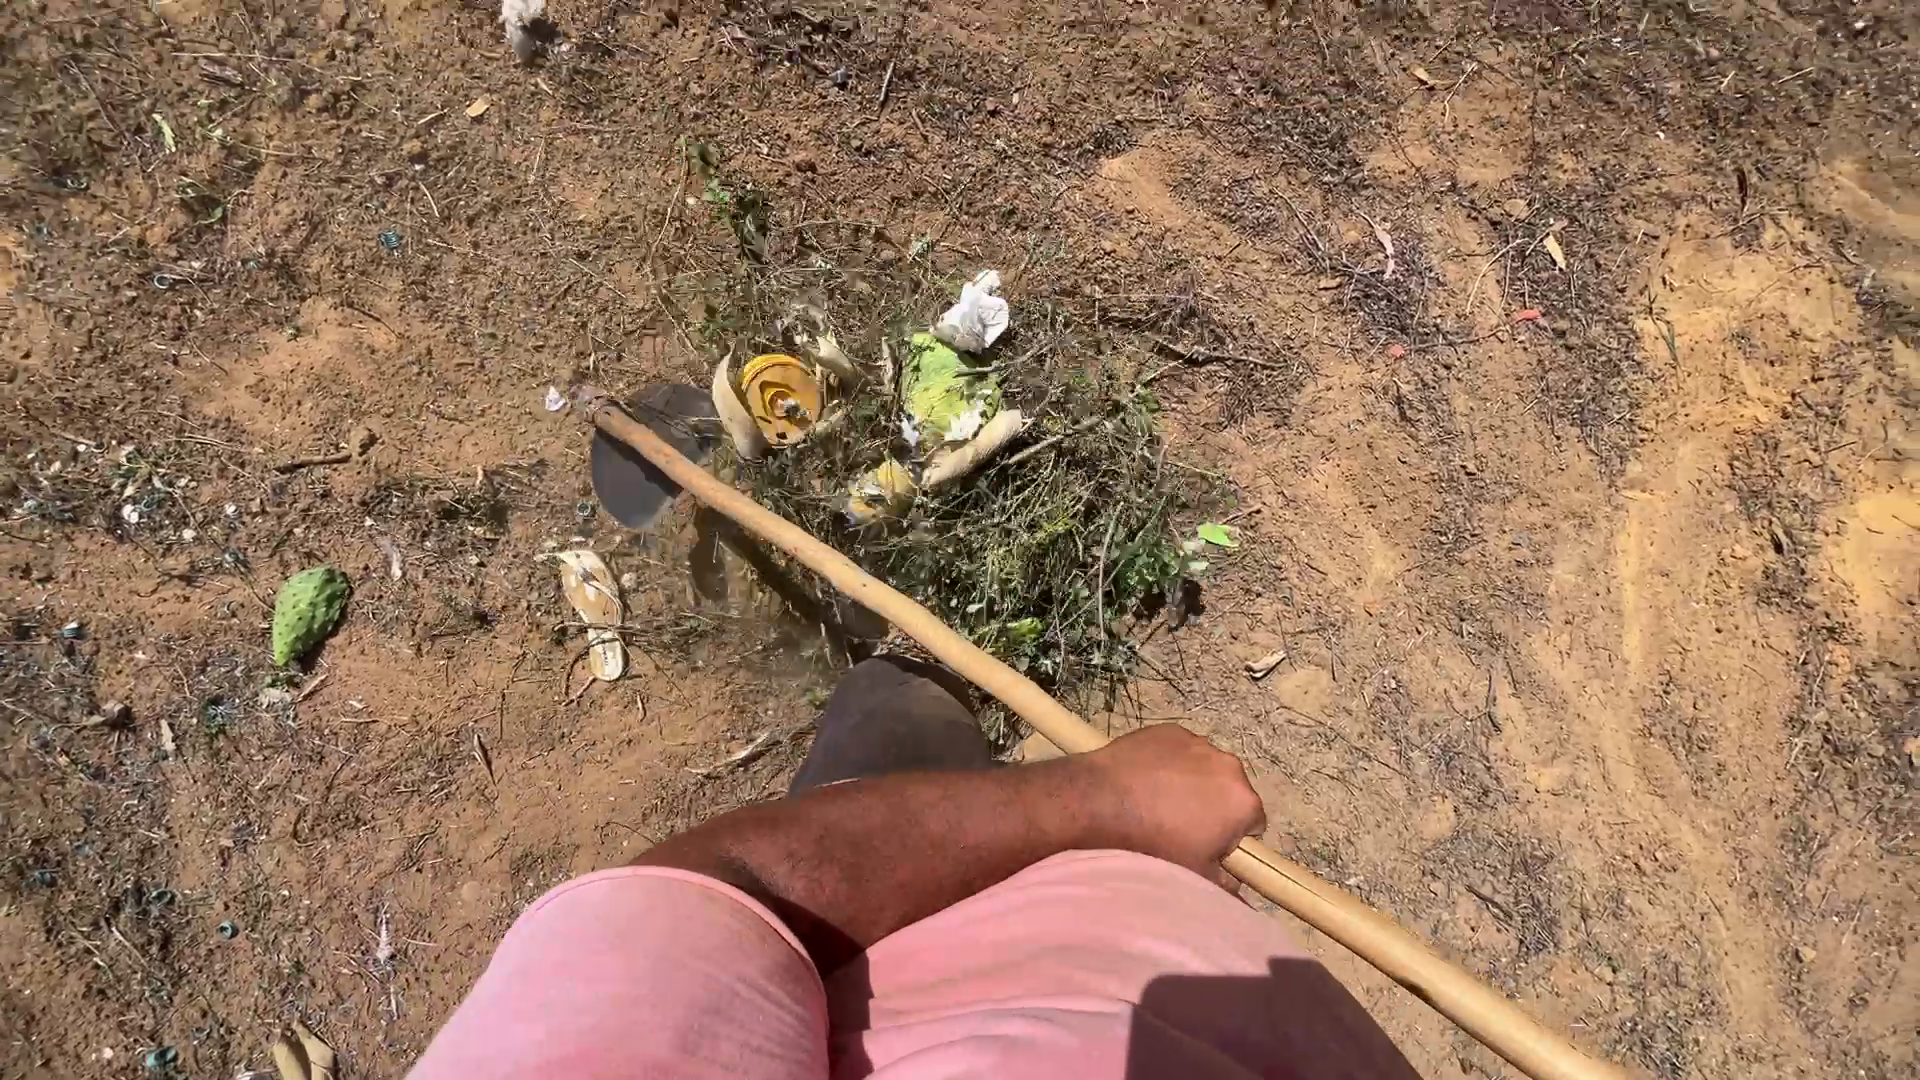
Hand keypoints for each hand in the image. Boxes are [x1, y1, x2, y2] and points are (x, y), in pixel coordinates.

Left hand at [1070, 725, 1266, 875]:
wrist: (1101, 800)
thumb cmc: (1153, 842)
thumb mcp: (1195, 877)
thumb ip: (1227, 887)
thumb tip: (1239, 893)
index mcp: (1243, 800)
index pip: (1253, 822)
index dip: (1231, 836)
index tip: (1207, 843)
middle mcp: (1227, 764)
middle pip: (1228, 790)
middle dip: (1212, 805)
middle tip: (1179, 823)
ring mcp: (1195, 741)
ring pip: (1202, 767)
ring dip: (1189, 781)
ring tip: (1156, 799)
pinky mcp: (1167, 729)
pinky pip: (1176, 750)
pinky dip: (1166, 762)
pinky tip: (1143, 778)